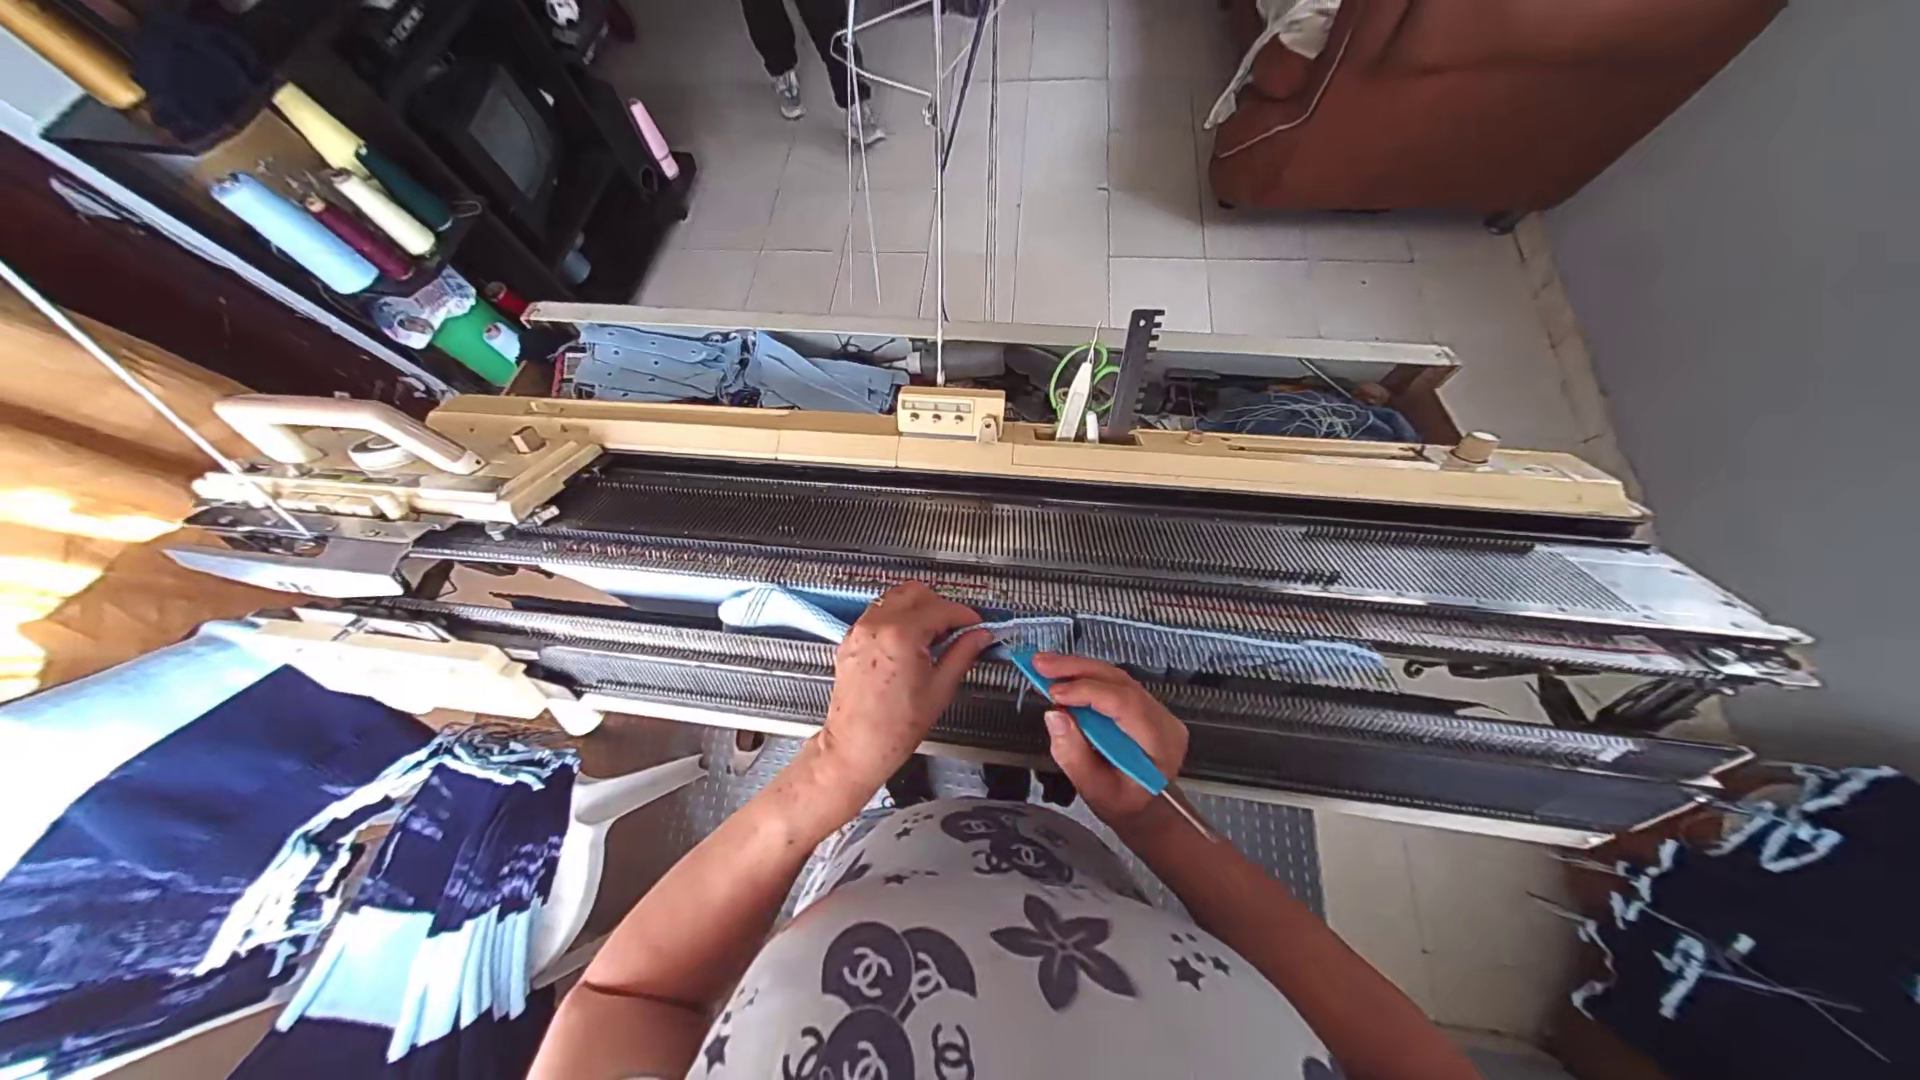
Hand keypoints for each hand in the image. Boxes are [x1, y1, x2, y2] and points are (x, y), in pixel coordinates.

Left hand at [816, 582, 993, 801]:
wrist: (856, 747)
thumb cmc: (893, 727)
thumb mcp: (940, 688)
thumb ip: (962, 653)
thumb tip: (979, 637)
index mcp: (901, 635)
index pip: (942, 609)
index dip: (965, 616)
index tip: (976, 625)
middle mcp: (877, 626)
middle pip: (916, 592)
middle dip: (939, 605)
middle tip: (954, 628)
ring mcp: (860, 631)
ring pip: (894, 598)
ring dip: (917, 608)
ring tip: (931, 636)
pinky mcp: (850, 640)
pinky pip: (877, 614)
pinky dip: (896, 619)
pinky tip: (908, 642)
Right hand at [1035, 653, 1188, 831]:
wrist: (1141, 806)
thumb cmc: (1121, 802)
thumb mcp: (1094, 789)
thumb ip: (1073, 754)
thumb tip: (1054, 715)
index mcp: (1160, 742)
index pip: (1125, 703)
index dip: (1088, 692)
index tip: (1054, 693)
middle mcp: (1162, 717)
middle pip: (1119, 682)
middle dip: (1076, 670)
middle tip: (1040, 663)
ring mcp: (1153, 707)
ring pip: (1113, 676)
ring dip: (1076, 668)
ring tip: (1043, 665)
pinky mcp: (1139, 702)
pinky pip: (1110, 681)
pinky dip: (1082, 675)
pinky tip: (1059, 673)